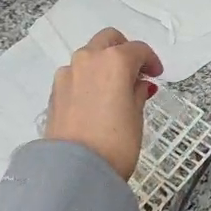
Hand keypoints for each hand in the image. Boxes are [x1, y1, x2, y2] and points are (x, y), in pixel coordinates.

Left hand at [44, 27, 163, 179]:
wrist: (74, 170)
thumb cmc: (116, 142)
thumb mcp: (136, 117)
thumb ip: (137, 92)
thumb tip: (137, 84)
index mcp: (114, 60)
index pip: (138, 49)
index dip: (151, 61)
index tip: (156, 75)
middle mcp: (88, 59)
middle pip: (108, 40)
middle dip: (123, 50)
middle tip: (134, 72)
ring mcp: (67, 73)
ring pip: (88, 56)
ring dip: (102, 64)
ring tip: (114, 89)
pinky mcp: (54, 91)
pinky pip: (75, 75)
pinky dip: (87, 79)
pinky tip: (95, 101)